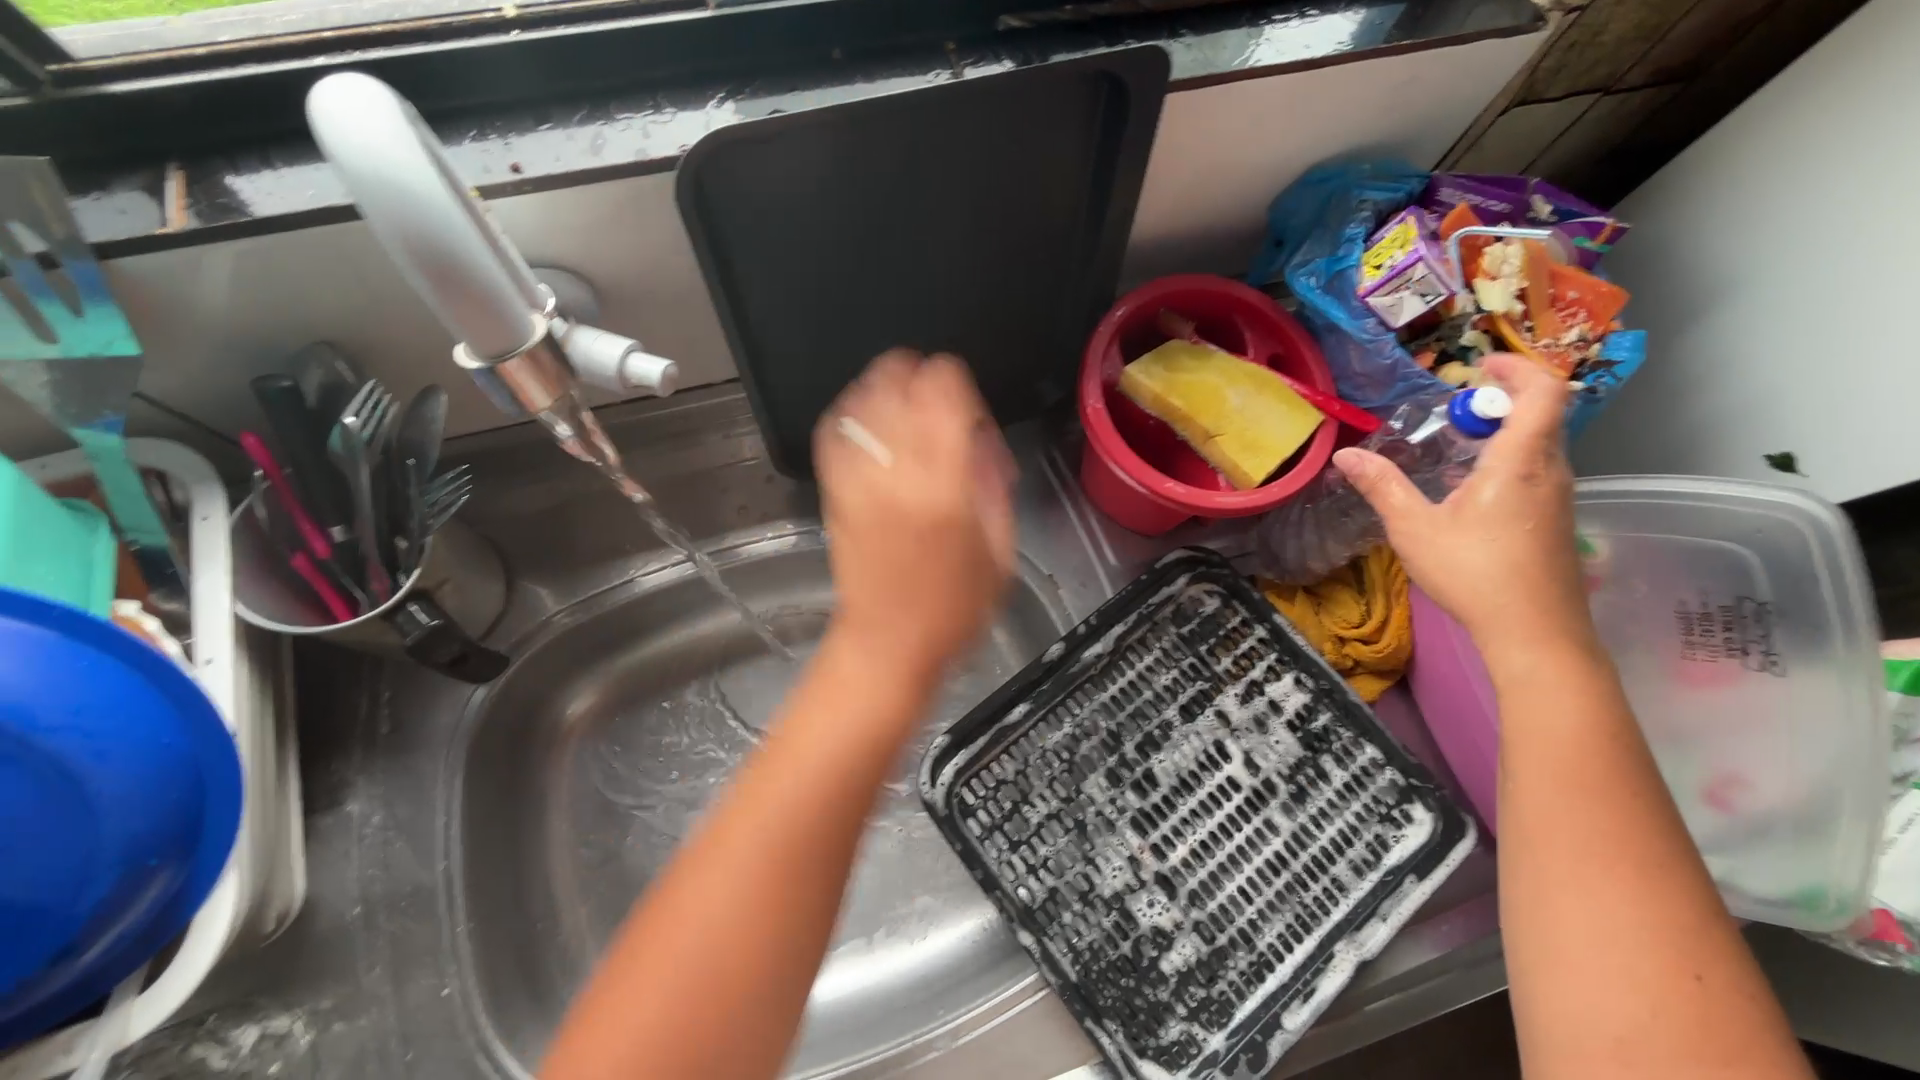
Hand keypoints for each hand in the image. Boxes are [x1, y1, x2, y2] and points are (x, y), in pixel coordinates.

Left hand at [814, 350, 1016, 680]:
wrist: (888, 644)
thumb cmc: (954, 606)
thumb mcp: (1000, 546)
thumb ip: (992, 483)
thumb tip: (981, 442)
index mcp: (944, 478)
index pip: (943, 383)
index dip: (959, 382)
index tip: (970, 414)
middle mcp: (895, 465)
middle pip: (897, 375)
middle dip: (923, 379)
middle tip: (940, 410)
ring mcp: (857, 475)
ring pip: (862, 395)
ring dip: (887, 390)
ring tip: (905, 413)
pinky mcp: (833, 489)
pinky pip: (833, 430)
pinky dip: (851, 413)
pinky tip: (867, 421)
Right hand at [1333, 353, 1595, 656]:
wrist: (1535, 633)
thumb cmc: (1474, 574)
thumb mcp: (1414, 529)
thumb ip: (1383, 487)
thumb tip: (1346, 455)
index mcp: (1520, 461)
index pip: (1544, 390)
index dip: (1517, 368)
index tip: (1480, 366)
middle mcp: (1550, 469)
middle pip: (1543, 413)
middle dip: (1501, 400)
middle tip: (1456, 411)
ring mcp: (1559, 496)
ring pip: (1542, 443)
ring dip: (1505, 432)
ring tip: (1460, 448)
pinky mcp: (1557, 519)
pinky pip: (1539, 469)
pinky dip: (1510, 459)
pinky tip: (1473, 491)